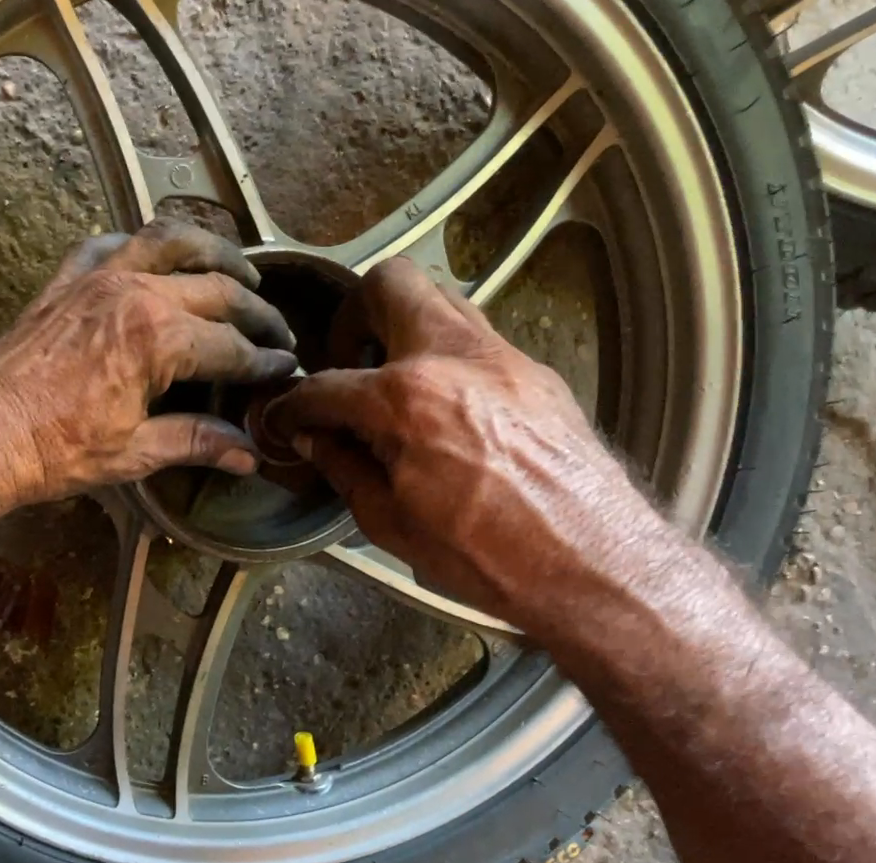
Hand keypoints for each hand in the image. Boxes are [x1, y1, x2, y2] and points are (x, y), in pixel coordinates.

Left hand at [0, 219, 297, 505]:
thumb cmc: (53, 451)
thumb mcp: (134, 452)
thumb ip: (196, 442)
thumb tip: (248, 454)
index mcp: (159, 338)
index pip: (231, 346)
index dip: (263, 361)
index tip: (285, 368)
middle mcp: (135, 293)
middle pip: (216, 289)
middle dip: (256, 310)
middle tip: (276, 330)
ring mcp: (98, 279)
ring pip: (171, 242)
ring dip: (214, 252)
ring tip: (240, 270)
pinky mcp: (65, 282)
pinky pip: (112, 243)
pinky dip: (141, 243)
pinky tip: (154, 255)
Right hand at [265, 257, 667, 630]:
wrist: (593, 564)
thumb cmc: (480, 554)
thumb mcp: (388, 520)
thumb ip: (343, 466)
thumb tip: (315, 438)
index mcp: (404, 399)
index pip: (323, 385)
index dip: (290, 406)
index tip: (283, 420)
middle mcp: (452, 356)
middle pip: (388, 285)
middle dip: (351, 318)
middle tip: (346, 365)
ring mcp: (502, 356)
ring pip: (440, 301)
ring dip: (403, 331)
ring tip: (391, 387)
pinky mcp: (536, 372)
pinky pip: (476, 340)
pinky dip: (444, 360)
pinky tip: (441, 412)